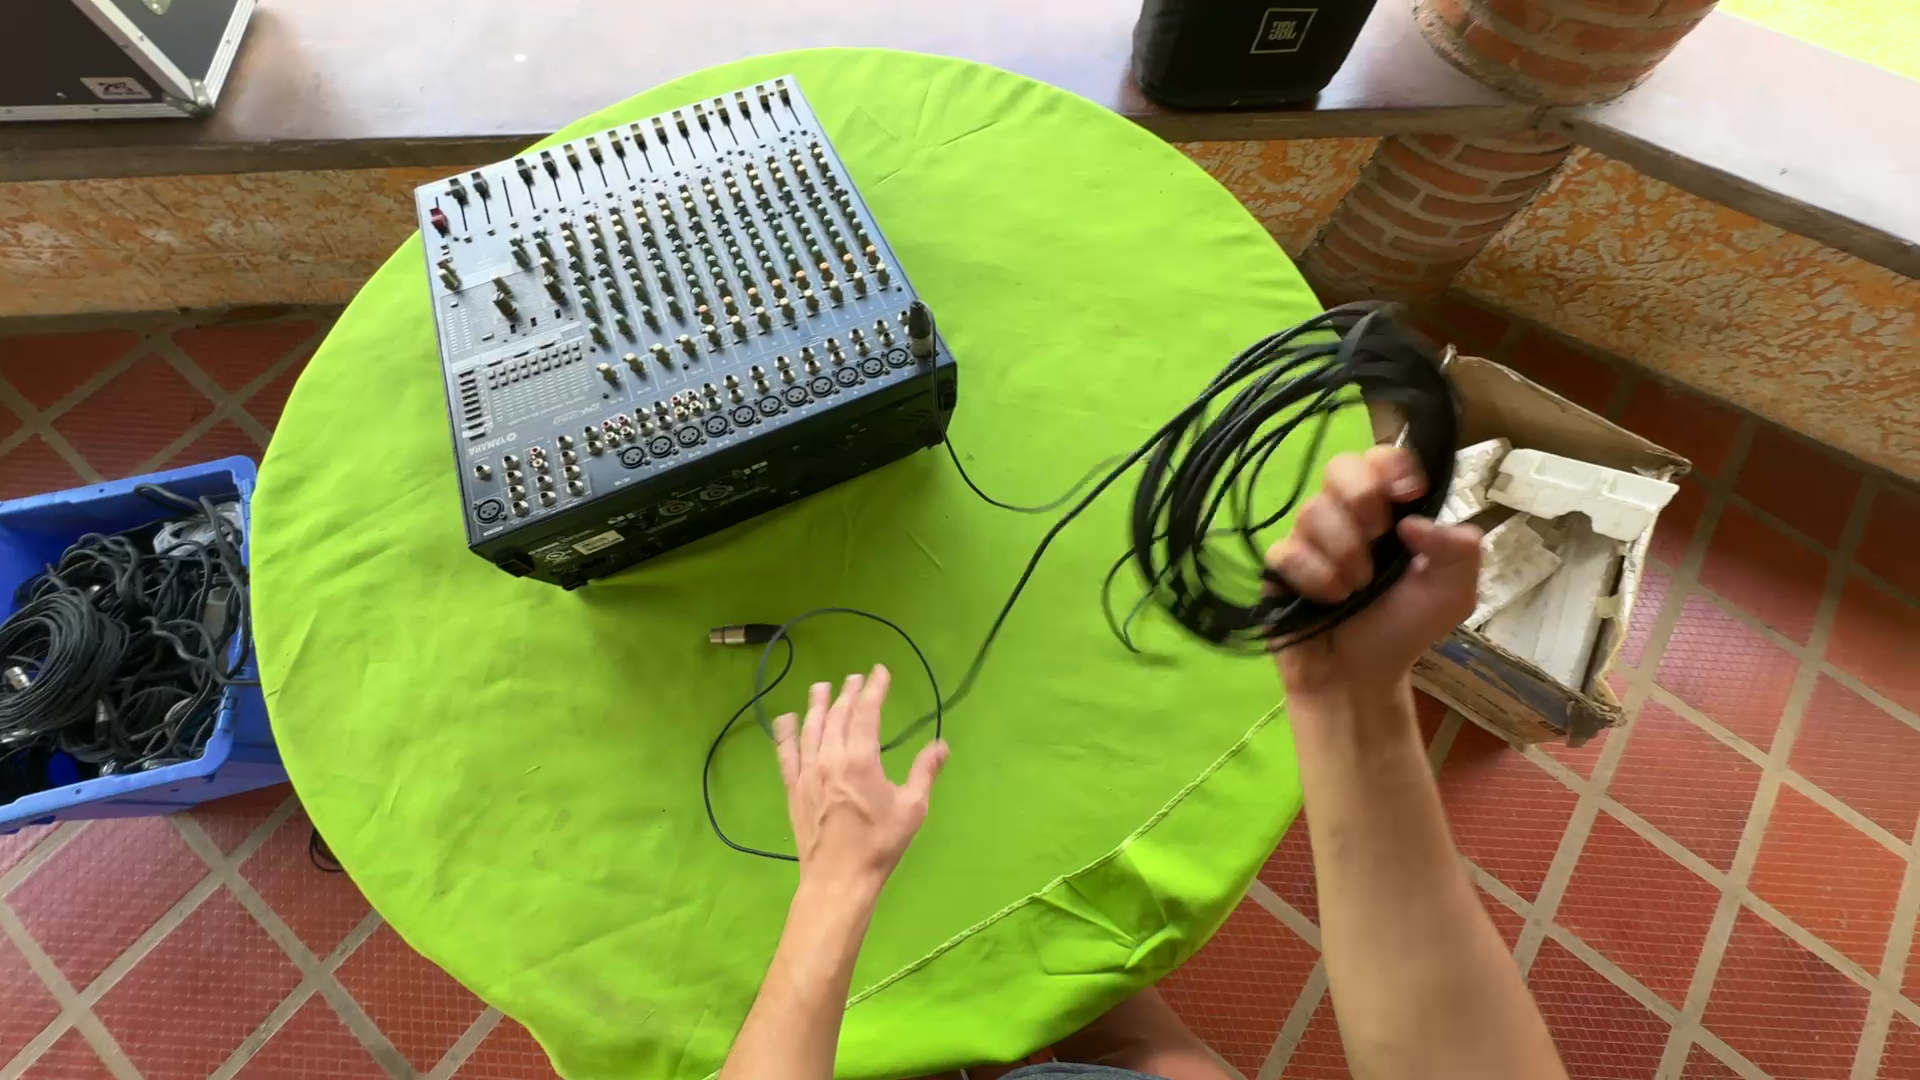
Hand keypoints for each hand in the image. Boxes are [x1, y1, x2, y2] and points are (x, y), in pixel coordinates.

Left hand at [772, 665, 949, 888]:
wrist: (838, 880)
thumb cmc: (879, 844)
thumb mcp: (912, 808)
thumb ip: (925, 772)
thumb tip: (941, 745)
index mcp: (861, 760)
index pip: (867, 712)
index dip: (874, 688)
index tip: (880, 672)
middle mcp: (830, 758)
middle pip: (838, 715)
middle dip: (848, 692)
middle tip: (855, 678)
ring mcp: (808, 773)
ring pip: (811, 728)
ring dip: (818, 704)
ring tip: (822, 687)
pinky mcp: (794, 789)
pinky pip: (786, 753)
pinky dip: (786, 733)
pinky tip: (787, 718)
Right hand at [1267, 447, 1480, 698]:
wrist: (1358, 676)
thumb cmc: (1403, 630)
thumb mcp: (1453, 593)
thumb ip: (1458, 550)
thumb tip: (1413, 520)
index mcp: (1390, 512)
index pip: (1382, 458)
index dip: (1391, 465)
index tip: (1406, 495)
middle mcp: (1346, 515)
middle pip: (1339, 466)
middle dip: (1361, 499)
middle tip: (1379, 538)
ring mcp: (1308, 537)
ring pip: (1313, 511)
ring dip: (1344, 553)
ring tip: (1356, 590)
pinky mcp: (1278, 564)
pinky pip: (1286, 550)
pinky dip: (1314, 577)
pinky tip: (1328, 599)